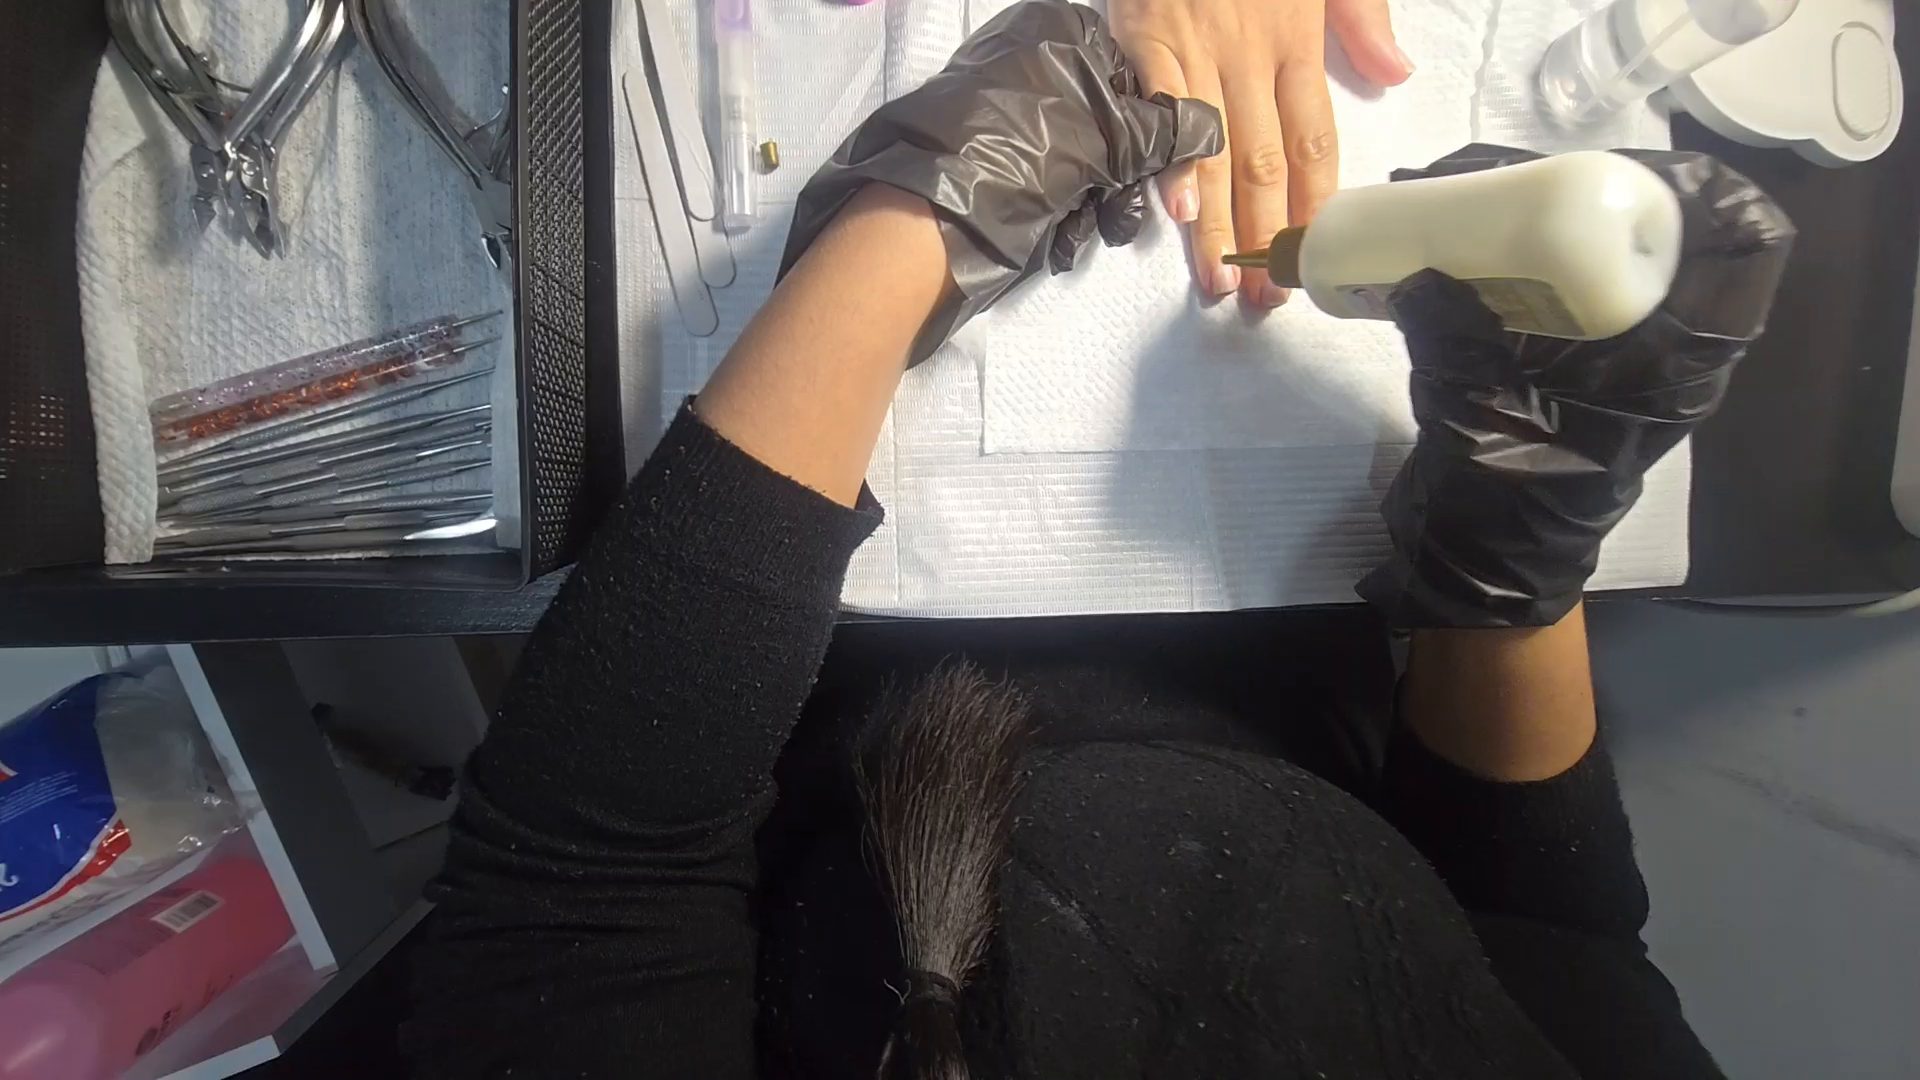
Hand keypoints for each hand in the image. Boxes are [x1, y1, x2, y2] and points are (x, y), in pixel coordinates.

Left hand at [780, 0, 1222, 364]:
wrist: (933, 215)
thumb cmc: (1023, 155)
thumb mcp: (1101, 136)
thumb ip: (1160, 131)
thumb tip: (1209, 128)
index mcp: (1056, 30)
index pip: (1131, 73)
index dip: (1151, 129)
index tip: (1158, 171)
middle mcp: (1030, 63)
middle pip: (1104, 121)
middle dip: (1119, 178)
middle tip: (1122, 216)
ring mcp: (1006, 115)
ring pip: (1077, 162)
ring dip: (1090, 206)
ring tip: (1080, 231)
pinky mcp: (990, 163)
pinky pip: (1044, 183)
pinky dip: (1057, 215)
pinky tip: (1055, 237)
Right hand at [1109, 0, 1412, 306]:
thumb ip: (1360, 17)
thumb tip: (1395, 71)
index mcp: (1297, 43)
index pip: (1312, 144)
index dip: (1310, 208)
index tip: (1308, 260)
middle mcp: (1254, 58)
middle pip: (1264, 167)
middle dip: (1263, 238)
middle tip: (1261, 300)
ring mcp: (1204, 52)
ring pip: (1217, 152)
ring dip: (1217, 224)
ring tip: (1217, 279)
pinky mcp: (1155, 41)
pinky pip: (1166, 110)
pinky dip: (1172, 159)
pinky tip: (1175, 209)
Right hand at [1358, 146, 1795, 627]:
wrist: (1479, 566)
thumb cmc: (1508, 504)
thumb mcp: (1486, 419)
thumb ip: (1456, 346)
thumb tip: (1416, 275)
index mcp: (1676, 360)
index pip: (1732, 242)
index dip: (1678, 187)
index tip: (1590, 166)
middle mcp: (1649, 351)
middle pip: (1639, 243)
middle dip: (1567, 198)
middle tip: (1489, 180)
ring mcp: (1592, 363)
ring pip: (1576, 271)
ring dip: (1517, 235)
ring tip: (1446, 208)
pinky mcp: (1539, 374)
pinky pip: (1527, 306)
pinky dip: (1485, 279)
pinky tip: (1436, 266)